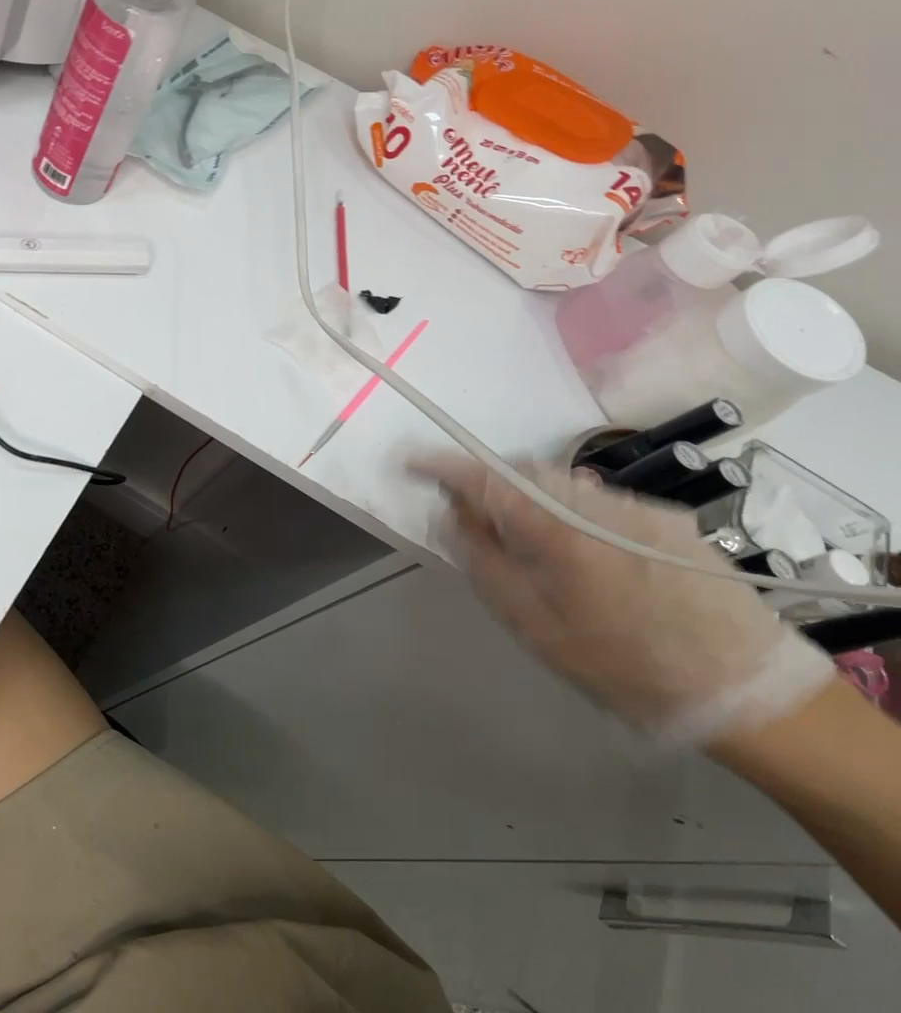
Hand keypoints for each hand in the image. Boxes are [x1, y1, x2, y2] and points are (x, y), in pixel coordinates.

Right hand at [409, 454, 835, 745]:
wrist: (736, 686)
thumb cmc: (614, 661)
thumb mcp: (527, 620)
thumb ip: (483, 560)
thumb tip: (455, 518)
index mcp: (557, 528)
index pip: (486, 478)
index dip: (444, 466)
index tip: (413, 462)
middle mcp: (598, 503)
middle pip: (526, 473)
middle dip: (488, 483)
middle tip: (468, 516)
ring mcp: (640, 508)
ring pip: (564, 485)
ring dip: (530, 498)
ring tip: (522, 539)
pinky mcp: (670, 521)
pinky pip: (600, 501)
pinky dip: (570, 511)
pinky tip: (578, 552)